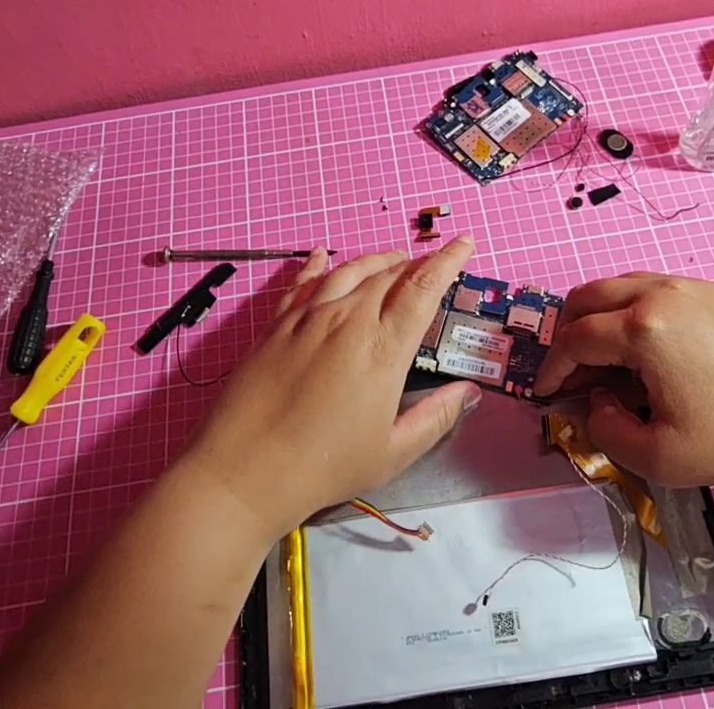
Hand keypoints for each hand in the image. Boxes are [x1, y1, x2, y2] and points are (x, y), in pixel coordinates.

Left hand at [179, 238, 481, 537]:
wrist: (243, 470)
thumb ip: (436, 418)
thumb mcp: (391, 453)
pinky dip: (319, 264)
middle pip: (389, 273)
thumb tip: (470, 392)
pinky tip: (323, 256)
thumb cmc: (323, 467)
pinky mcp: (277, 324)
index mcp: (383, 348)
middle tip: (430, 264)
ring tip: (392, 259)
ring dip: (376, 259)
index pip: (423, 288)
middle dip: (416, 262)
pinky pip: (303, 281)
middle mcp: (348, 320)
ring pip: (349, 270)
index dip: (447, 261)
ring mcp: (308, 317)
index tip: (464, 243)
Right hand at [535, 273, 713, 488]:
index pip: (575, 340)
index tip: (545, 391)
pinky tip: (647, 350)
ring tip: (605, 360)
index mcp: (643, 329)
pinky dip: (630, 310)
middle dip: (567, 333)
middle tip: (569, 370)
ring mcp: (690, 286)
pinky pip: (652, 288)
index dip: (552, 368)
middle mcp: (660, 293)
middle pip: (587, 297)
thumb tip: (595, 402)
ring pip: (618, 285)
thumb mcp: (658, 457)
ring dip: (598, 318)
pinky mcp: (713, 291)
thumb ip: (605, 431)